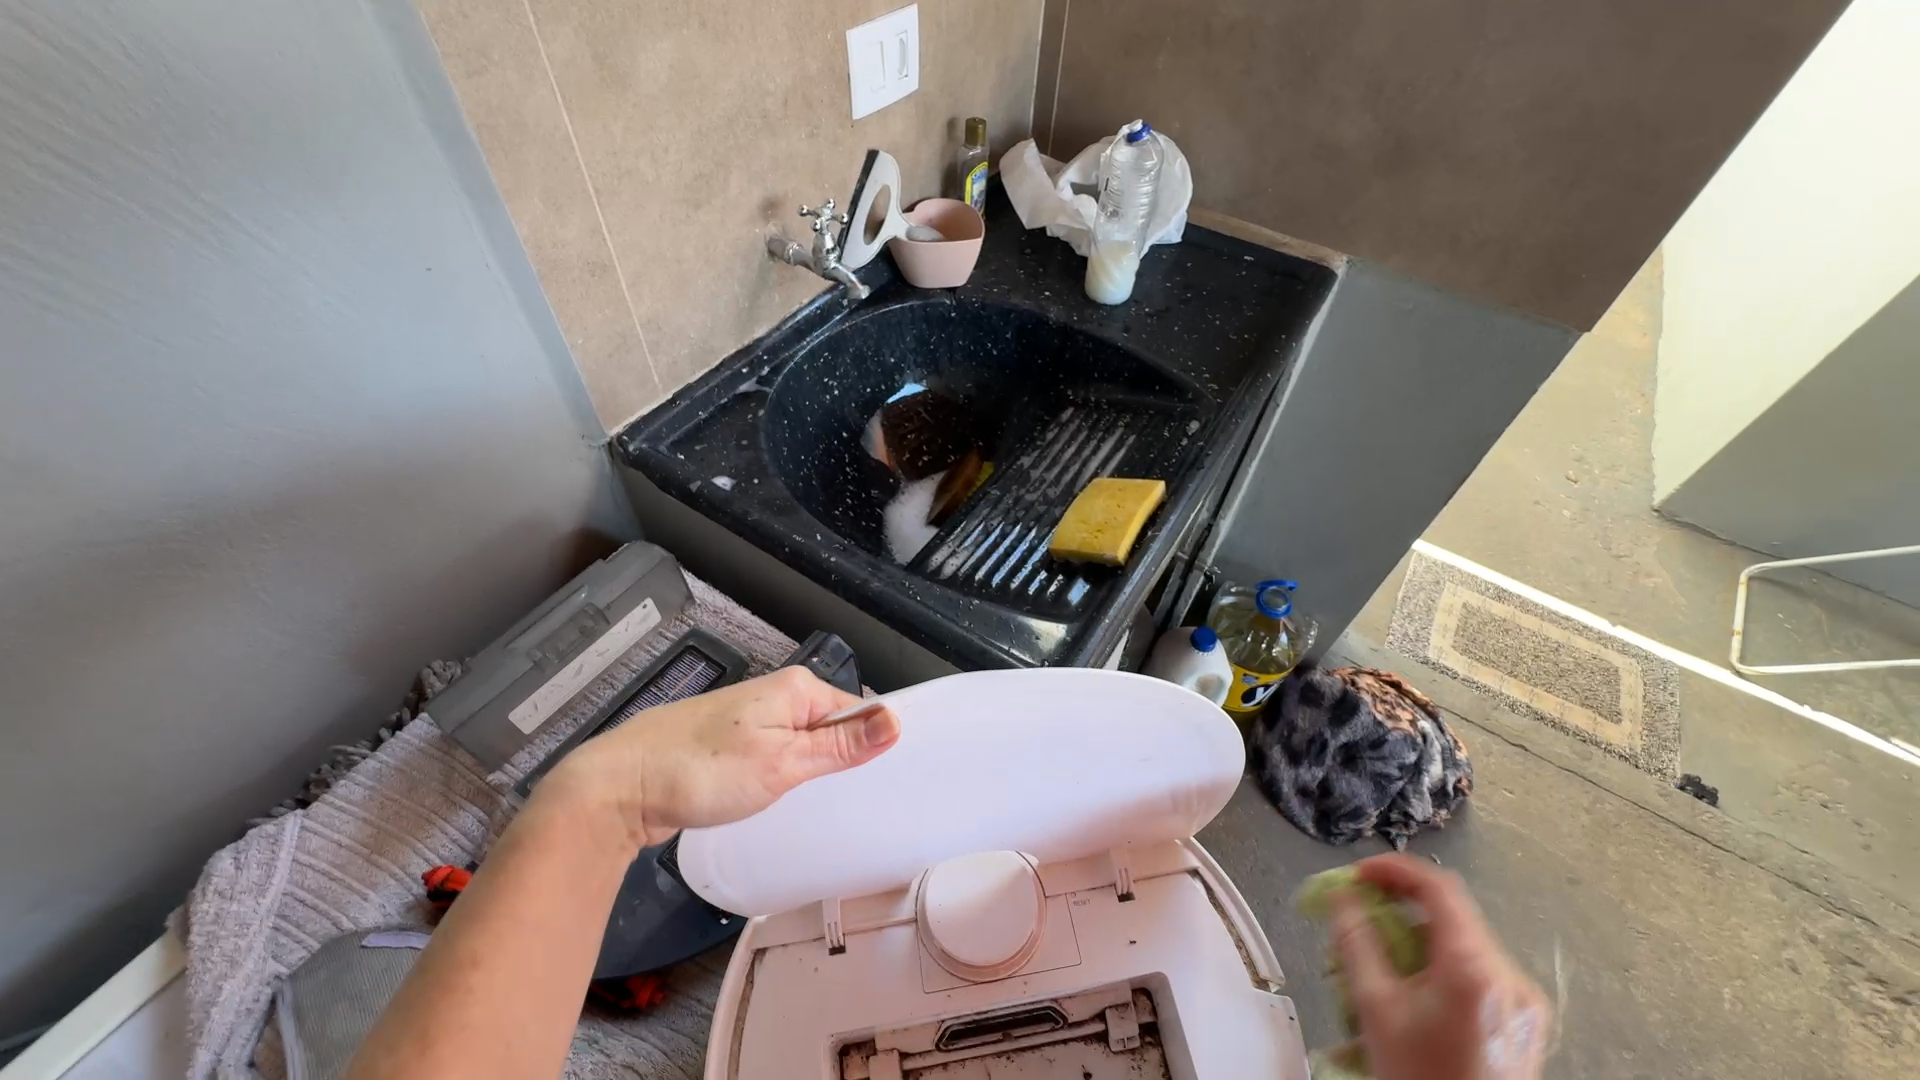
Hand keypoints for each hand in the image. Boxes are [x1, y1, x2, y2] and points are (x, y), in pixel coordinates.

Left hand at [544, 667, 900, 849]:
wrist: (622, 785)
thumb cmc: (704, 771)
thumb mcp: (783, 763)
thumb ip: (840, 745)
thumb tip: (896, 720)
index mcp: (797, 688)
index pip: (859, 710)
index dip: (872, 745)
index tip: (883, 784)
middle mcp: (777, 695)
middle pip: (832, 726)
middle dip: (842, 761)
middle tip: (849, 803)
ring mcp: (751, 719)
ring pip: (802, 743)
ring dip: (812, 772)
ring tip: (817, 807)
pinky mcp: (731, 743)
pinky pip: (776, 754)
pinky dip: (784, 776)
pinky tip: (781, 801)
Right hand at [1328, 854, 1551, 1079]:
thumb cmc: (1419, 1076)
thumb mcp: (1374, 1008)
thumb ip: (1355, 941)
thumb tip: (1343, 896)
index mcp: (1474, 967)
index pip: (1437, 887)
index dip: (1393, 868)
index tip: (1357, 874)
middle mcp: (1510, 974)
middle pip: (1451, 912)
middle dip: (1401, 903)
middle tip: (1361, 909)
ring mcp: (1525, 999)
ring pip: (1464, 940)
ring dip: (1419, 932)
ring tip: (1381, 950)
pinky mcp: (1527, 1020)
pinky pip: (1478, 968)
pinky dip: (1441, 959)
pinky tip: (1414, 982)